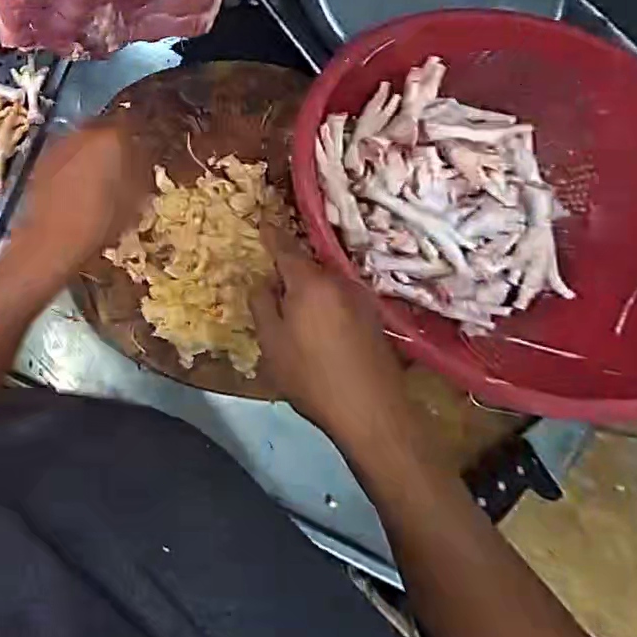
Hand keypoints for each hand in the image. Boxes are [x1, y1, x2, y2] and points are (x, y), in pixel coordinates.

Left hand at [0, 121, 149, 294]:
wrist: (52, 242)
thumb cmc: (101, 220)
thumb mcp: (136, 197)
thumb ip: (143, 168)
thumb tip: (146, 155)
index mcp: (112, 136)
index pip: (135, 122)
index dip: (143, 135)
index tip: (148, 147)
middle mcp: (84, 132)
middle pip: (108, 129)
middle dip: (117, 142)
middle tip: (127, 162)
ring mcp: (60, 144)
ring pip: (86, 141)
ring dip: (95, 153)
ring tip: (103, 177)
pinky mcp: (42, 160)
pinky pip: (68, 155)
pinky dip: (76, 164)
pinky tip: (80, 186)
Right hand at [253, 225, 417, 450]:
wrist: (372, 412)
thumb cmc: (312, 376)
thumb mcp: (272, 343)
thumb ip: (262, 304)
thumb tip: (263, 283)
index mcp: (310, 282)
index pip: (286, 248)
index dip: (272, 236)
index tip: (263, 224)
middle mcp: (338, 281)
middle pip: (307, 267)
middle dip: (290, 272)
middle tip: (273, 289)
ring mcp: (361, 298)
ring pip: (326, 284)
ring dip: (310, 291)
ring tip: (296, 316)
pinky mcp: (374, 317)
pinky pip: (341, 299)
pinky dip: (327, 305)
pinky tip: (321, 331)